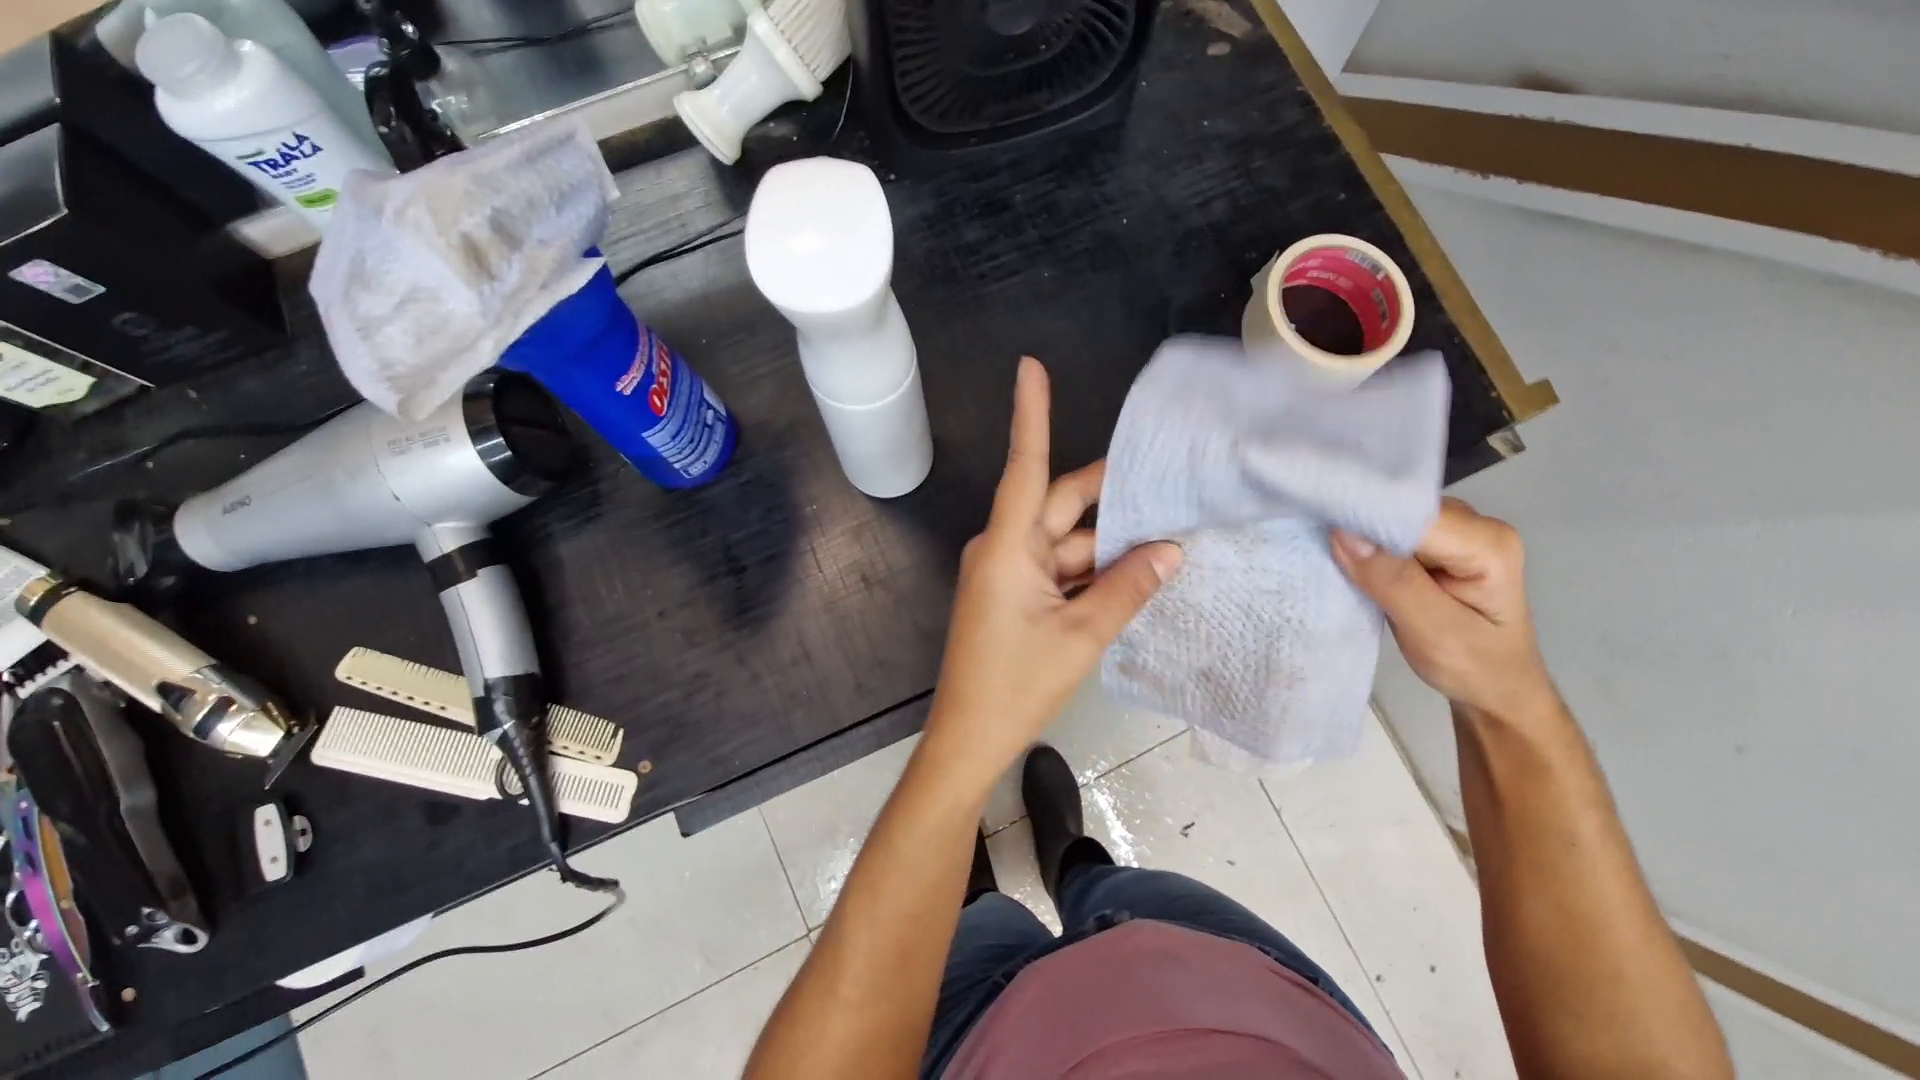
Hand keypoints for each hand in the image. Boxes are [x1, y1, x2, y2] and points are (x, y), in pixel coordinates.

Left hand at [925, 357, 1183, 784]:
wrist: (969, 740)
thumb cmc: (1017, 684)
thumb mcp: (1082, 636)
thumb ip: (1128, 588)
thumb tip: (1172, 550)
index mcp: (1008, 546)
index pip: (1027, 466)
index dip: (1032, 415)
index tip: (1030, 366)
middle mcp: (1004, 549)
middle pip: (1061, 505)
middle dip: (1111, 496)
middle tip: (1169, 479)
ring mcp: (1008, 575)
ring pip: (1066, 542)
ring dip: (1109, 544)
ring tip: (1172, 535)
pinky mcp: (1014, 599)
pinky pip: (1059, 570)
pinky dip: (1094, 571)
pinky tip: (1139, 574)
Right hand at [1331, 498, 1556, 723]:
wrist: (1495, 690)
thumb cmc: (1475, 668)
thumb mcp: (1434, 633)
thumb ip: (1393, 582)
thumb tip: (1344, 532)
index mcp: (1488, 542)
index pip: (1415, 514)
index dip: (1367, 518)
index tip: (1319, 529)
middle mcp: (1473, 525)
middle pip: (1402, 509)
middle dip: (1357, 524)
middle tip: (1312, 542)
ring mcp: (1451, 532)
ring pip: (1391, 517)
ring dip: (1356, 534)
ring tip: (1322, 551)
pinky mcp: (1431, 544)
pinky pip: (1389, 532)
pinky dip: (1363, 545)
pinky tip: (1344, 559)